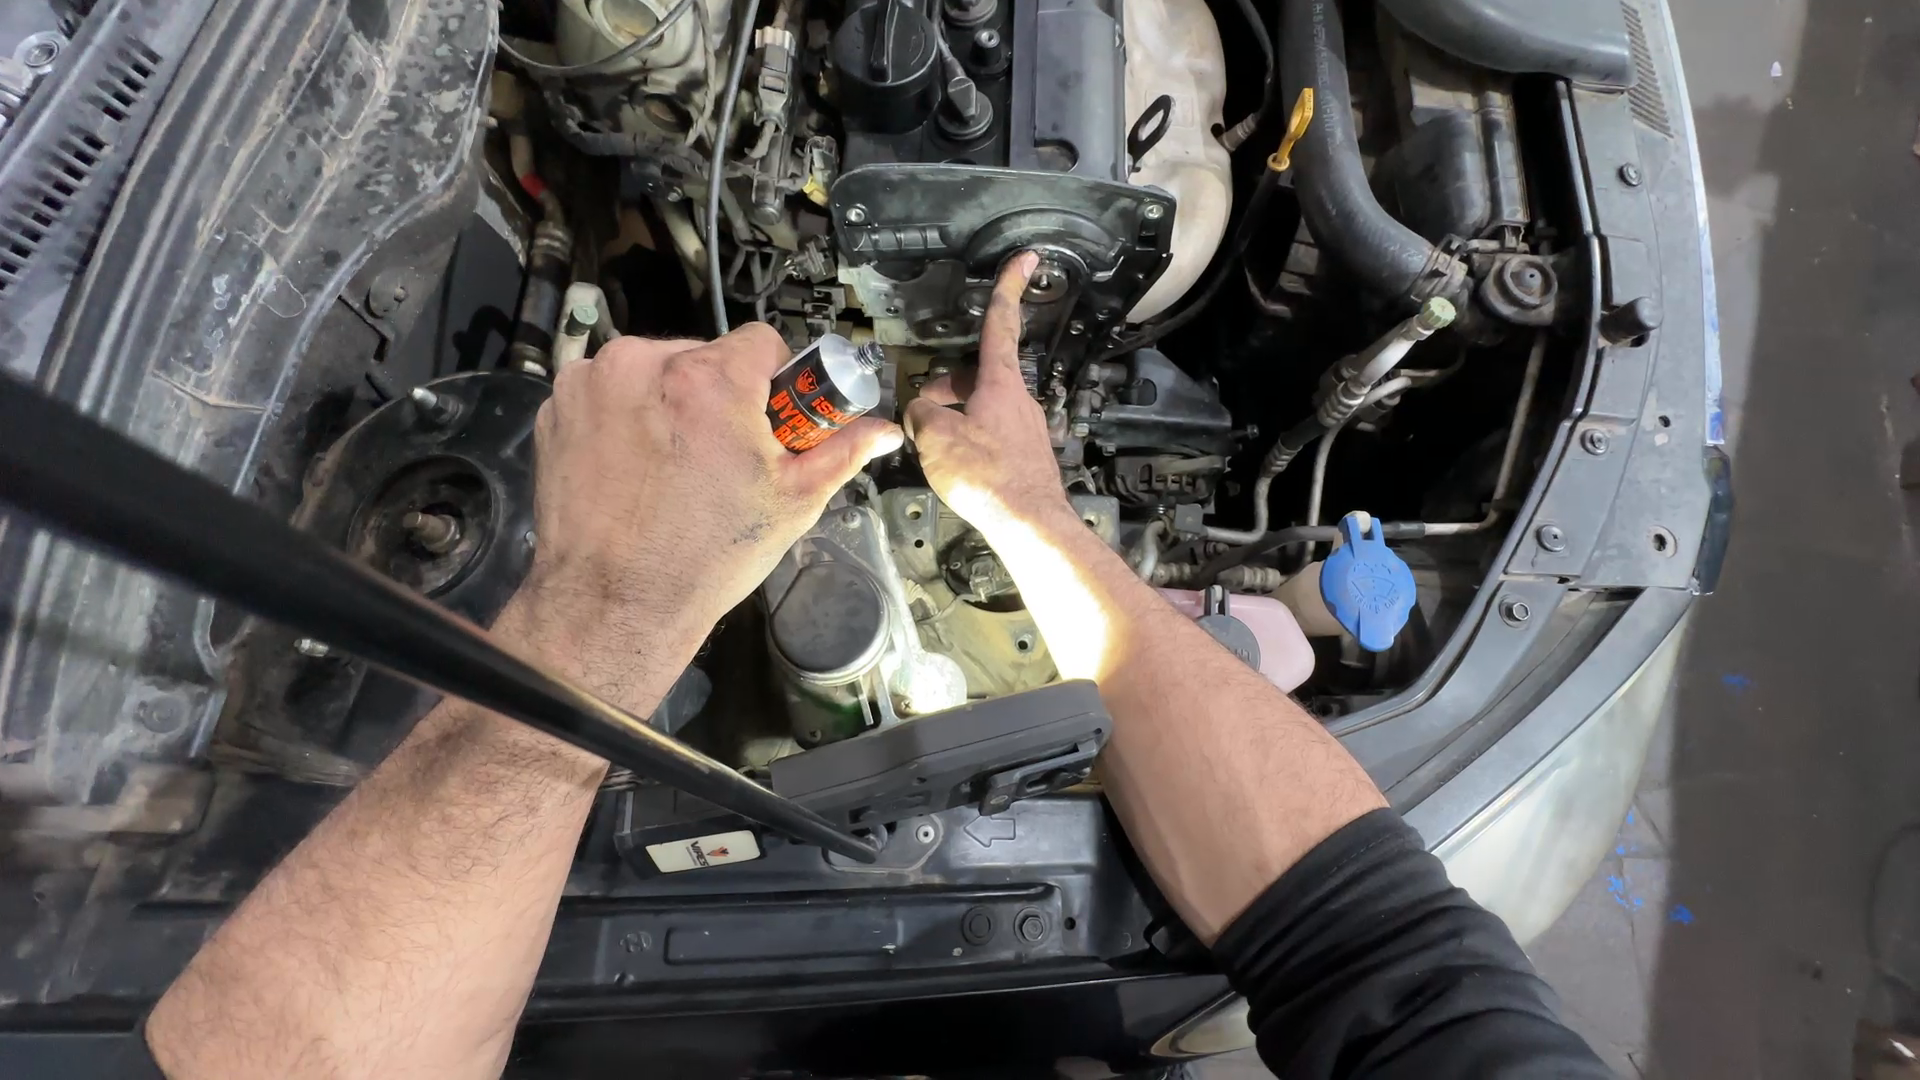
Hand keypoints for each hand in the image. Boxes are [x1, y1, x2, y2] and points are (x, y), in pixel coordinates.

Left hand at [509, 326, 901, 700]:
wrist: (615, 603)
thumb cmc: (711, 553)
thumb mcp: (794, 501)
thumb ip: (843, 451)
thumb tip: (885, 431)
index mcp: (711, 379)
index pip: (761, 341)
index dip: (776, 379)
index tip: (770, 416)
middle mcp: (644, 362)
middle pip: (706, 357)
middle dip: (721, 394)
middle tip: (723, 451)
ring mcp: (593, 382)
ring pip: (655, 370)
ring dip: (671, 400)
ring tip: (676, 463)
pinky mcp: (557, 407)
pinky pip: (609, 391)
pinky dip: (626, 415)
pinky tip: (635, 466)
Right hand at [904, 252, 1075, 536]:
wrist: (1028, 522)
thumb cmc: (985, 475)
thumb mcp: (935, 437)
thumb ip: (920, 414)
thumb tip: (920, 412)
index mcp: (1000, 382)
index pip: (1000, 323)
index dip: (1007, 286)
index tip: (1027, 256)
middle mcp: (1020, 399)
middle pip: (980, 375)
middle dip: (950, 384)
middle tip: (924, 406)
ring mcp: (1028, 427)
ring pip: (986, 407)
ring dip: (959, 414)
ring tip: (936, 444)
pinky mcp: (1029, 455)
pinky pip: (995, 434)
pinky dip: (974, 438)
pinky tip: (961, 465)